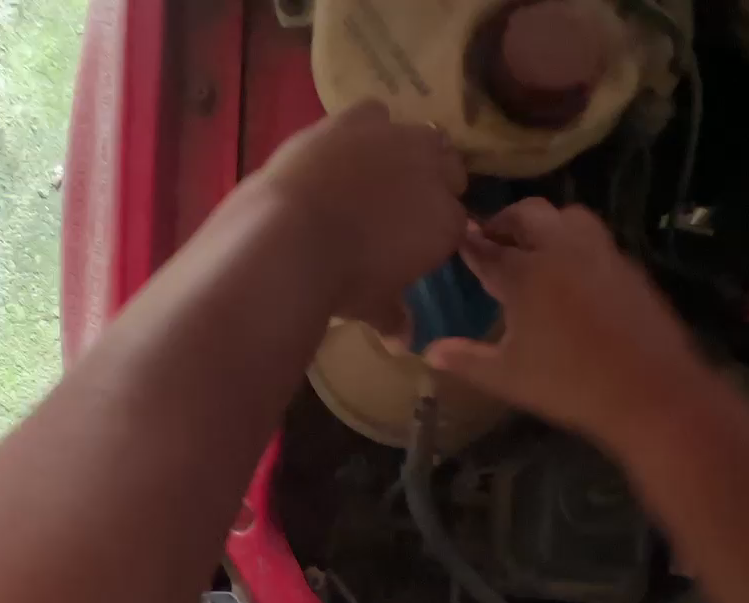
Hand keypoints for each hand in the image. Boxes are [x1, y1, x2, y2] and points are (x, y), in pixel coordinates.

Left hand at [252, 102, 467, 329]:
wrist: (290, 239)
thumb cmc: (341, 282)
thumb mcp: (371, 306)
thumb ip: (394, 316)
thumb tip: (404, 341)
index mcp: (446, 224)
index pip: (457, 222)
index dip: (438, 232)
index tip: (420, 245)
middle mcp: (433, 173)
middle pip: (449, 170)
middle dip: (436, 185)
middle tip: (405, 209)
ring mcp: (397, 138)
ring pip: (421, 136)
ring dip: (409, 152)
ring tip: (380, 175)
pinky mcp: (356, 118)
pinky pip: (376, 115)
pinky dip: (369, 129)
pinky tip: (348, 150)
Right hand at [424, 198, 700, 437]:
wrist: (648, 390)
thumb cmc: (567, 385)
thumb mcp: (506, 377)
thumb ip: (465, 359)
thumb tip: (429, 352)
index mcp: (525, 274)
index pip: (486, 248)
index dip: (467, 243)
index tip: (455, 239)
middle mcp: (560, 250)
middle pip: (527, 214)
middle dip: (504, 221)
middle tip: (490, 240)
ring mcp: (598, 253)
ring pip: (566, 216)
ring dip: (542, 223)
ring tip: (530, 247)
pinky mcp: (625, 265)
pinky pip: (592, 236)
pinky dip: (571, 240)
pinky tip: (567, 269)